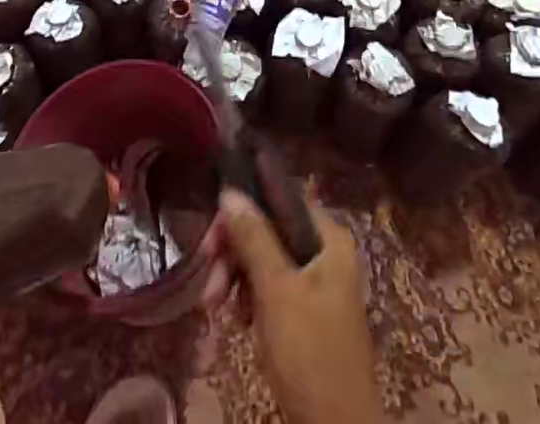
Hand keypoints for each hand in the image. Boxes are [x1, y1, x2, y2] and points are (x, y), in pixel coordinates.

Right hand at [201, 189, 382, 423]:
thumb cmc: (309, 350)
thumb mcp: (276, 289)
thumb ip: (254, 238)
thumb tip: (230, 191)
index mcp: (330, 238)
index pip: (281, 203)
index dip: (245, 213)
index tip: (212, 238)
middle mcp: (326, 252)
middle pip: (270, 233)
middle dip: (235, 256)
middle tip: (209, 286)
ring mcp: (317, 284)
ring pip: (266, 263)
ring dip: (237, 282)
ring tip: (217, 310)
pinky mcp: (306, 312)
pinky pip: (271, 290)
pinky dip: (250, 302)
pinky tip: (238, 322)